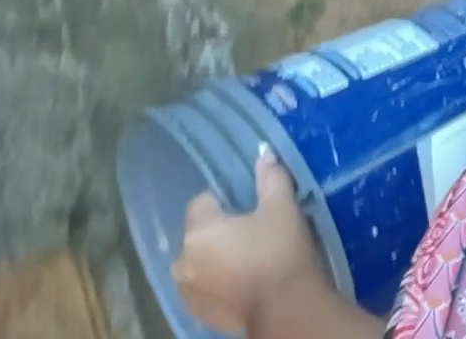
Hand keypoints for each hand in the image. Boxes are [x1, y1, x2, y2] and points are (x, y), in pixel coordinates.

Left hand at [174, 146, 329, 333]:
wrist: (282, 302)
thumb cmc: (280, 247)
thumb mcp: (282, 207)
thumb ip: (271, 179)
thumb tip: (264, 154)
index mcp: (200, 231)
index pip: (200, 203)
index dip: (223, 200)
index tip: (250, 204)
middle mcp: (182, 260)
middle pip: (198, 236)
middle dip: (220, 232)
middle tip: (255, 231)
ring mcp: (185, 289)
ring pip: (199, 263)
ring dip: (217, 258)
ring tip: (251, 259)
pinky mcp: (195, 311)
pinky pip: (204, 287)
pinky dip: (219, 282)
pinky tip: (246, 281)